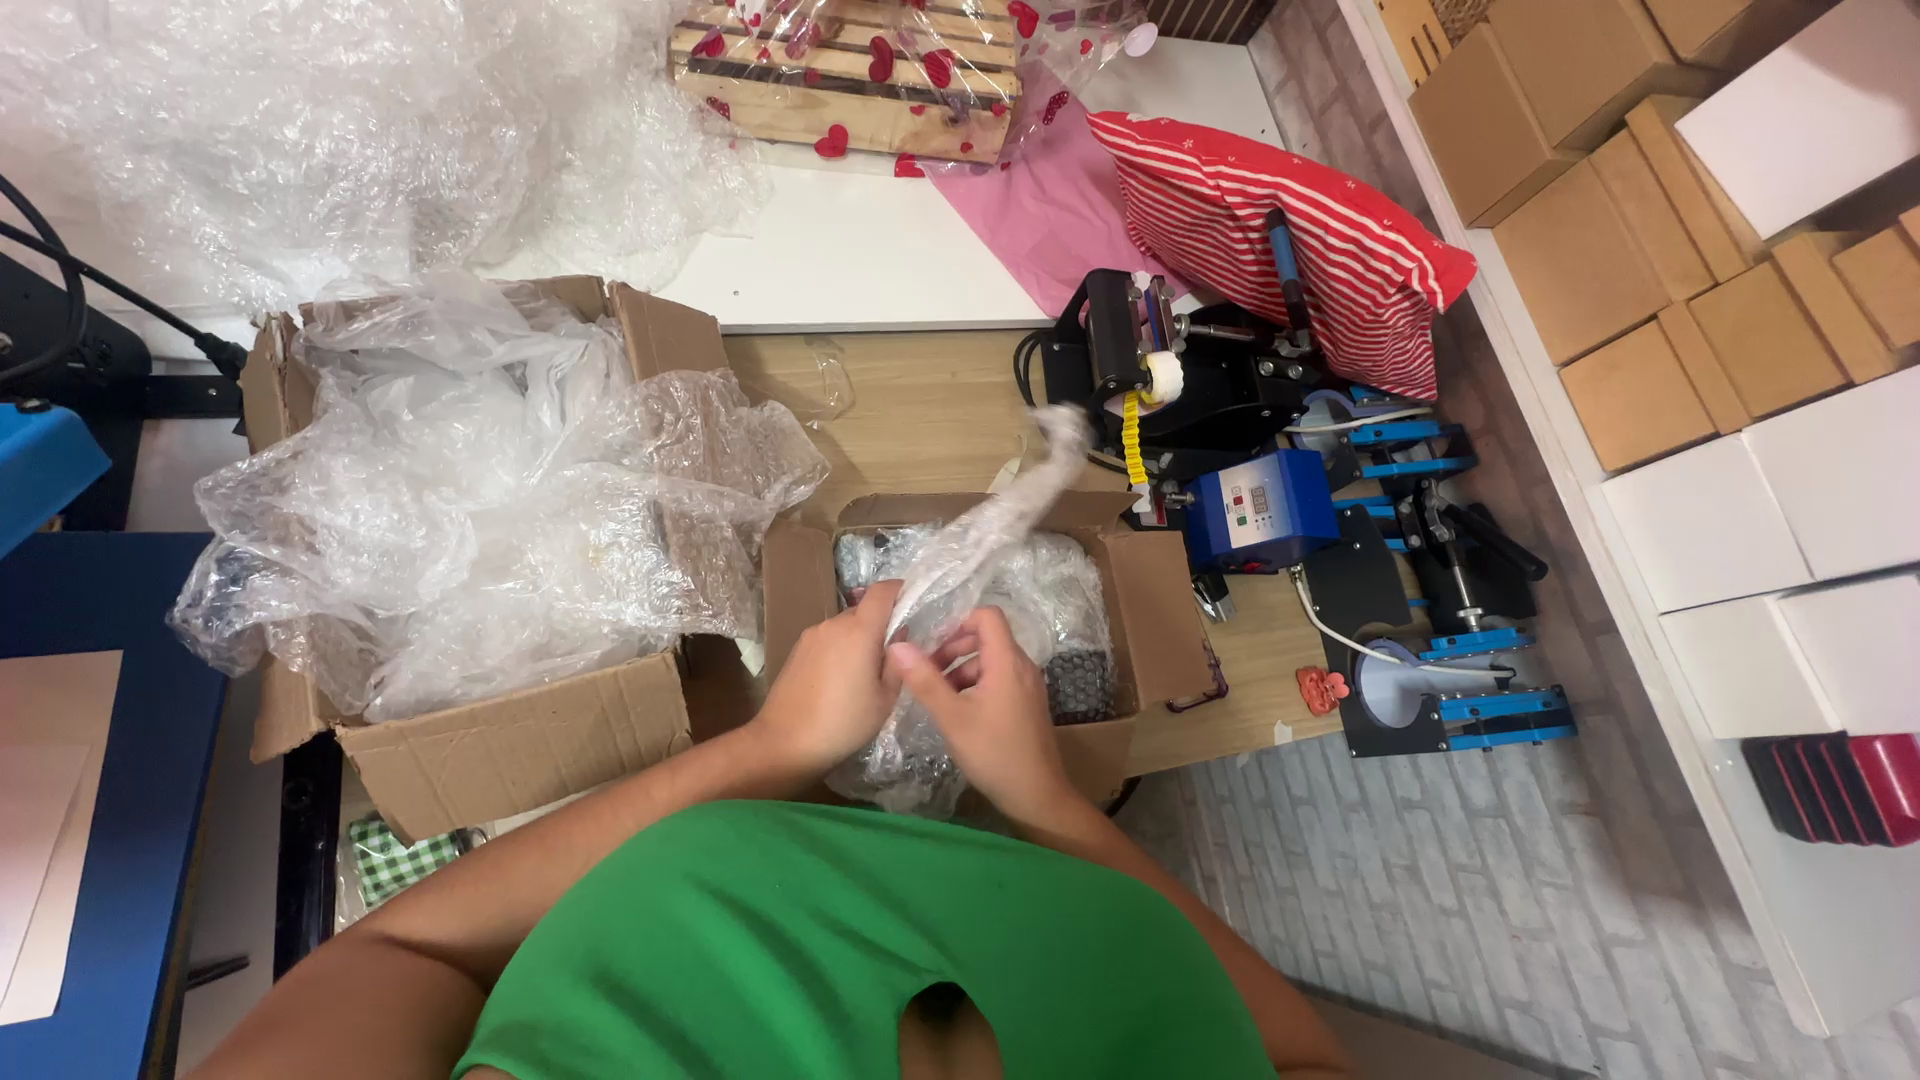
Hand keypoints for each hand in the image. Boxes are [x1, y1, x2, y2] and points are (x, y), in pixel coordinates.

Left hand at [750, 579, 905, 779]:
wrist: (785, 742)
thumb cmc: (843, 722)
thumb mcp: (885, 698)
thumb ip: (896, 661)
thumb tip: (899, 635)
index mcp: (859, 631)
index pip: (882, 591)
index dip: (900, 589)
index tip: (913, 601)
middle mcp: (833, 624)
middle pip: (864, 610)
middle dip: (881, 624)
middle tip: (892, 655)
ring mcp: (811, 635)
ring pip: (845, 626)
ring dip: (859, 639)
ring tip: (864, 674)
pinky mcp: (797, 649)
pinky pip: (828, 639)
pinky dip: (841, 649)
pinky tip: (840, 681)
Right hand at [888, 606, 1091, 827]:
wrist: (1037, 794)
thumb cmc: (993, 753)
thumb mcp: (952, 717)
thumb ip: (925, 680)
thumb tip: (898, 645)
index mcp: (1007, 661)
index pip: (987, 616)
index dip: (959, 621)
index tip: (933, 643)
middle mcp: (1023, 666)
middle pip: (987, 637)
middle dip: (955, 648)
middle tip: (928, 671)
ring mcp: (1029, 685)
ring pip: (992, 661)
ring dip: (963, 670)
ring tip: (939, 696)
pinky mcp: (1028, 703)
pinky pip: (1000, 679)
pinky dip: (977, 684)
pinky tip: (960, 711)